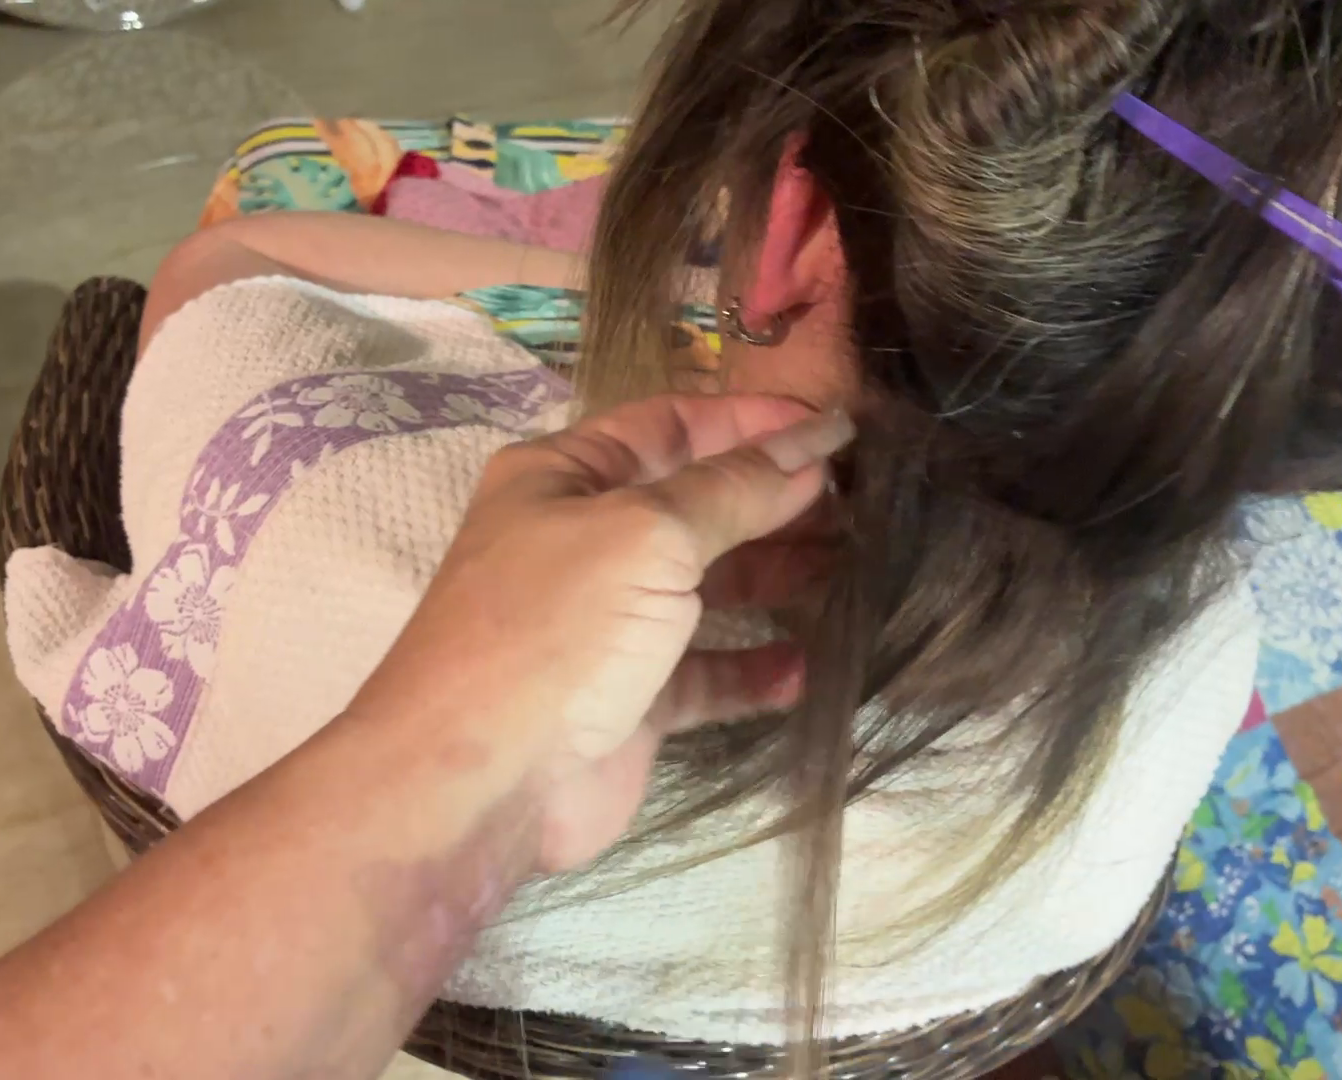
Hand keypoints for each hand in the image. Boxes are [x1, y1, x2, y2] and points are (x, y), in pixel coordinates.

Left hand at [347, 394, 852, 873]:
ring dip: (771, 579)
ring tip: (851, 569)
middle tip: (860, 503)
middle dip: (771, 499)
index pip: (667, 426)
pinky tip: (801, 668)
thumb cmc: (555, 628)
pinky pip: (700, 673)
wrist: (481, 779)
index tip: (833, 428)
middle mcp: (581, 543)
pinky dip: (748, 669)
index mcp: (562, 479)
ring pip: (702, 588)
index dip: (748, 421)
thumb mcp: (642, 536)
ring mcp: (604, 623)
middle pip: (692, 505)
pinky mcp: (628, 697)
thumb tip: (808, 447)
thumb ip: (729, 491)